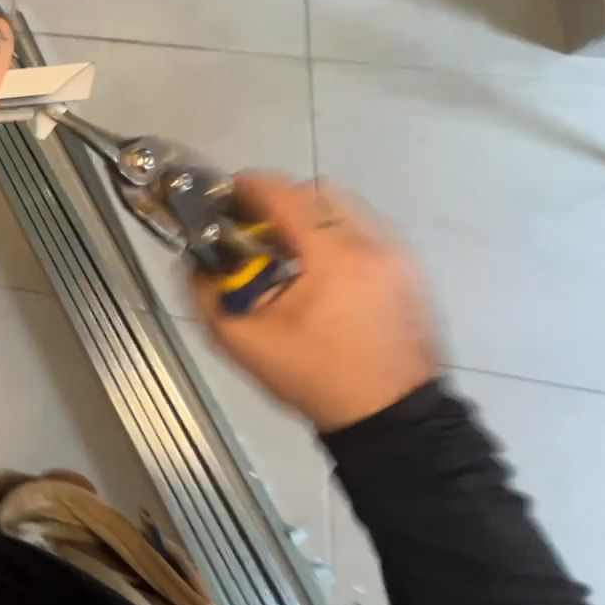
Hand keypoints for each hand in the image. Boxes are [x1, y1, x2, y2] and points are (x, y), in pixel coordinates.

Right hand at [190, 172, 439, 432]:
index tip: (221, 196)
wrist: (393, 418)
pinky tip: (312, 269)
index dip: (246, 186)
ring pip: (344, 208)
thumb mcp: (238, 337)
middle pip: (317, 191)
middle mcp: (372, 246)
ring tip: (280, 248)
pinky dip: (332, 234)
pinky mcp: (410, 274)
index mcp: (331, 257)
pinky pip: (363, 231)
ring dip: (306, 216)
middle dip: (277, 200)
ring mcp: (399, 259)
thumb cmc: (312, 375)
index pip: (284, 194)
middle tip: (249, 225)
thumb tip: (193, 260)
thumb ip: (205, 290)